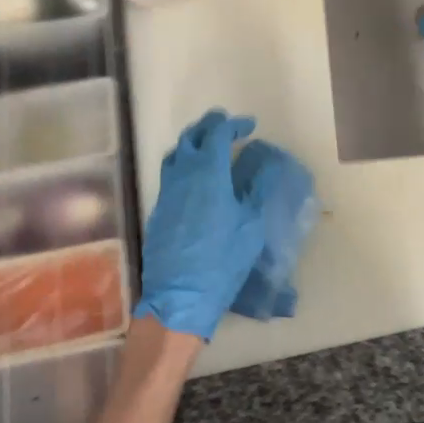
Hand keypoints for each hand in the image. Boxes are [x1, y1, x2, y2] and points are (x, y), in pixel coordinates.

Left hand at [135, 110, 267, 340]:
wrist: (180, 297)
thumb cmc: (223, 259)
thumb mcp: (251, 224)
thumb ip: (258, 188)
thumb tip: (265, 163)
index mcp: (207, 172)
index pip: (217, 133)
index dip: (234, 125)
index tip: (249, 126)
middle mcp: (182, 175)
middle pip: (192, 137)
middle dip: (210, 126)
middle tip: (226, 126)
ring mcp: (166, 193)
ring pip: (176, 154)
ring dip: (193, 143)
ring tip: (209, 147)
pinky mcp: (159, 210)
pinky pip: (170, 175)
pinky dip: (184, 166)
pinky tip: (196, 180)